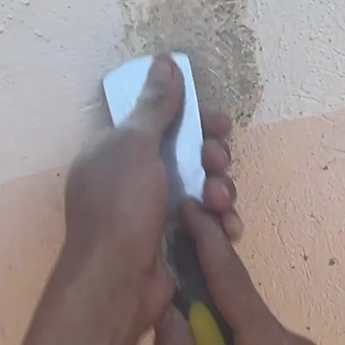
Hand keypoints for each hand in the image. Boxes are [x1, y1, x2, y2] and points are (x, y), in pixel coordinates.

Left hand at [59, 54, 239, 332]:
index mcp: (118, 149)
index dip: (194, 119)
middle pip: (189, 152)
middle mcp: (136, 175)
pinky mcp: (174, 238)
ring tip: (219, 203)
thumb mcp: (134, 146)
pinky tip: (227, 228)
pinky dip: (219, 220)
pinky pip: (206, 218)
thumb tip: (165, 59)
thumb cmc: (120, 207)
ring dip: (219, 189)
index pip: (162, 120)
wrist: (117, 284)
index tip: (220, 124)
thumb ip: (155, 105)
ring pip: (202, 185)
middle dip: (212, 157)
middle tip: (217, 165)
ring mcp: (155, 209)